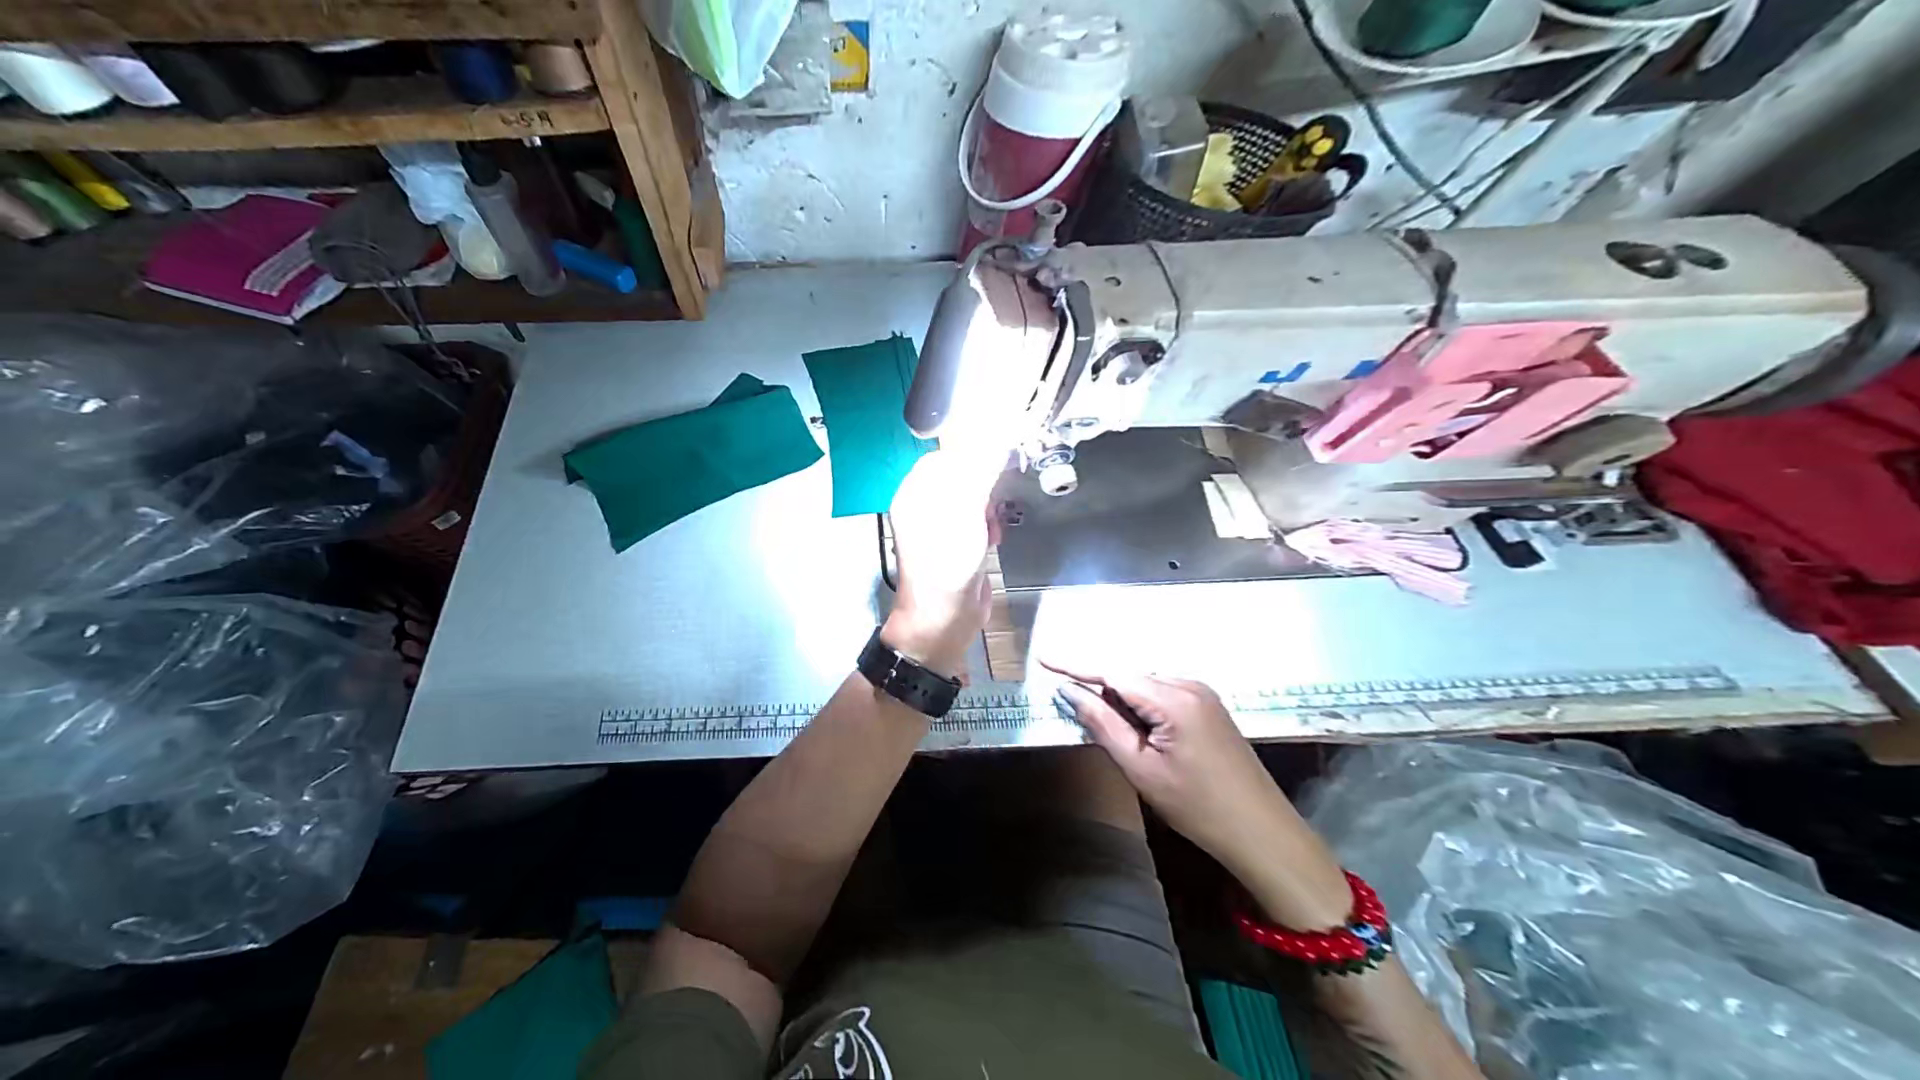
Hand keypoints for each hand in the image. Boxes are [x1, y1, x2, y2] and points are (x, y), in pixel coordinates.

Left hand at [882, 447, 1007, 677]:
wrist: (945, 620)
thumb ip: (980, 472)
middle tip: (993, 498)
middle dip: (983, 486)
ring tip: (991, 526)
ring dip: (988, 508)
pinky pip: (976, 521)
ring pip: (972, 499)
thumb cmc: (948, 564)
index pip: (942, 458)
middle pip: (960, 477)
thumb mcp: (966, 511)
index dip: (970, 455)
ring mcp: (939, 528)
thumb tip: (996, 438)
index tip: (996, 458)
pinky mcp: (956, 545)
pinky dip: (988, 526)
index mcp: (914, 495)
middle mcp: (923, 508)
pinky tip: (992, 539)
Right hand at [1045, 664, 1352, 927]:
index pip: (1112, 671)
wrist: (1260, 831)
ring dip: (1121, 697)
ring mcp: (1203, 694)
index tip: (1044, 659)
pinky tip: (1136, 729)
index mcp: (1173, 698)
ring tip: (1106, 727)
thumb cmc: (1196, 805)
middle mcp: (1189, 685)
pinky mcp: (1209, 707)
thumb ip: (1103, 724)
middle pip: (1129, 675)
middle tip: (1073, 708)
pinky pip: (1163, 693)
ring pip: (1145, 684)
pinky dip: (1141, 704)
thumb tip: (1070, 691)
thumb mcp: (1141, 768)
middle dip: (1099, 686)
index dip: (1075, 666)